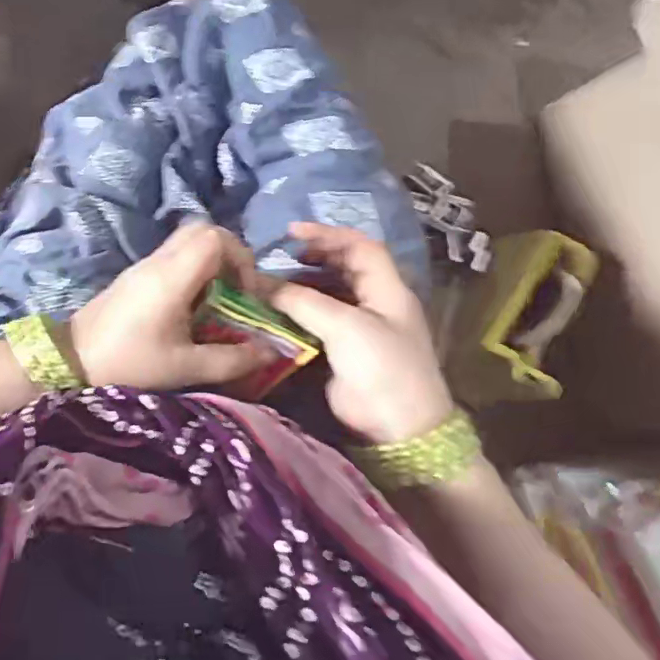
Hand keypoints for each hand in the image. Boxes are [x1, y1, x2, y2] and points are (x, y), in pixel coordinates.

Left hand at [68, 223, 271, 389]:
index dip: (241, 257)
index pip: (215, 237)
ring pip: (185, 242)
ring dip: (210, 263)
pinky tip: (191, 307)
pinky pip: (171, 258)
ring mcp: (142, 266)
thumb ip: (232, 359)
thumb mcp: (185, 367)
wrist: (71, 361)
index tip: (245, 291)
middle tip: (236, 290)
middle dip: (229, 254)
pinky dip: (191, 271)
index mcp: (171, 276)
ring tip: (217, 301)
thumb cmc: (128, 363)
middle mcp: (157, 262)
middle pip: (202, 230)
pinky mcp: (133, 277)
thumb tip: (271, 352)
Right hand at [265, 222, 455, 443]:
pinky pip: (319, 321)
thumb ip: (302, 301)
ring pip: (330, 293)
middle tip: (281, 256)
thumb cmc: (381, 367)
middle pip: (345, 267)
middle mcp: (376, 303)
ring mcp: (360, 328)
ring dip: (302, 285)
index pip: (360, 246)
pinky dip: (298, 312)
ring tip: (272, 282)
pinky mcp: (344, 351)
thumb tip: (261, 283)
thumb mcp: (343, 326)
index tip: (291, 233)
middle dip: (314, 257)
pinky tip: (277, 312)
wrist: (397, 426)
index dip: (327, 233)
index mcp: (388, 289)